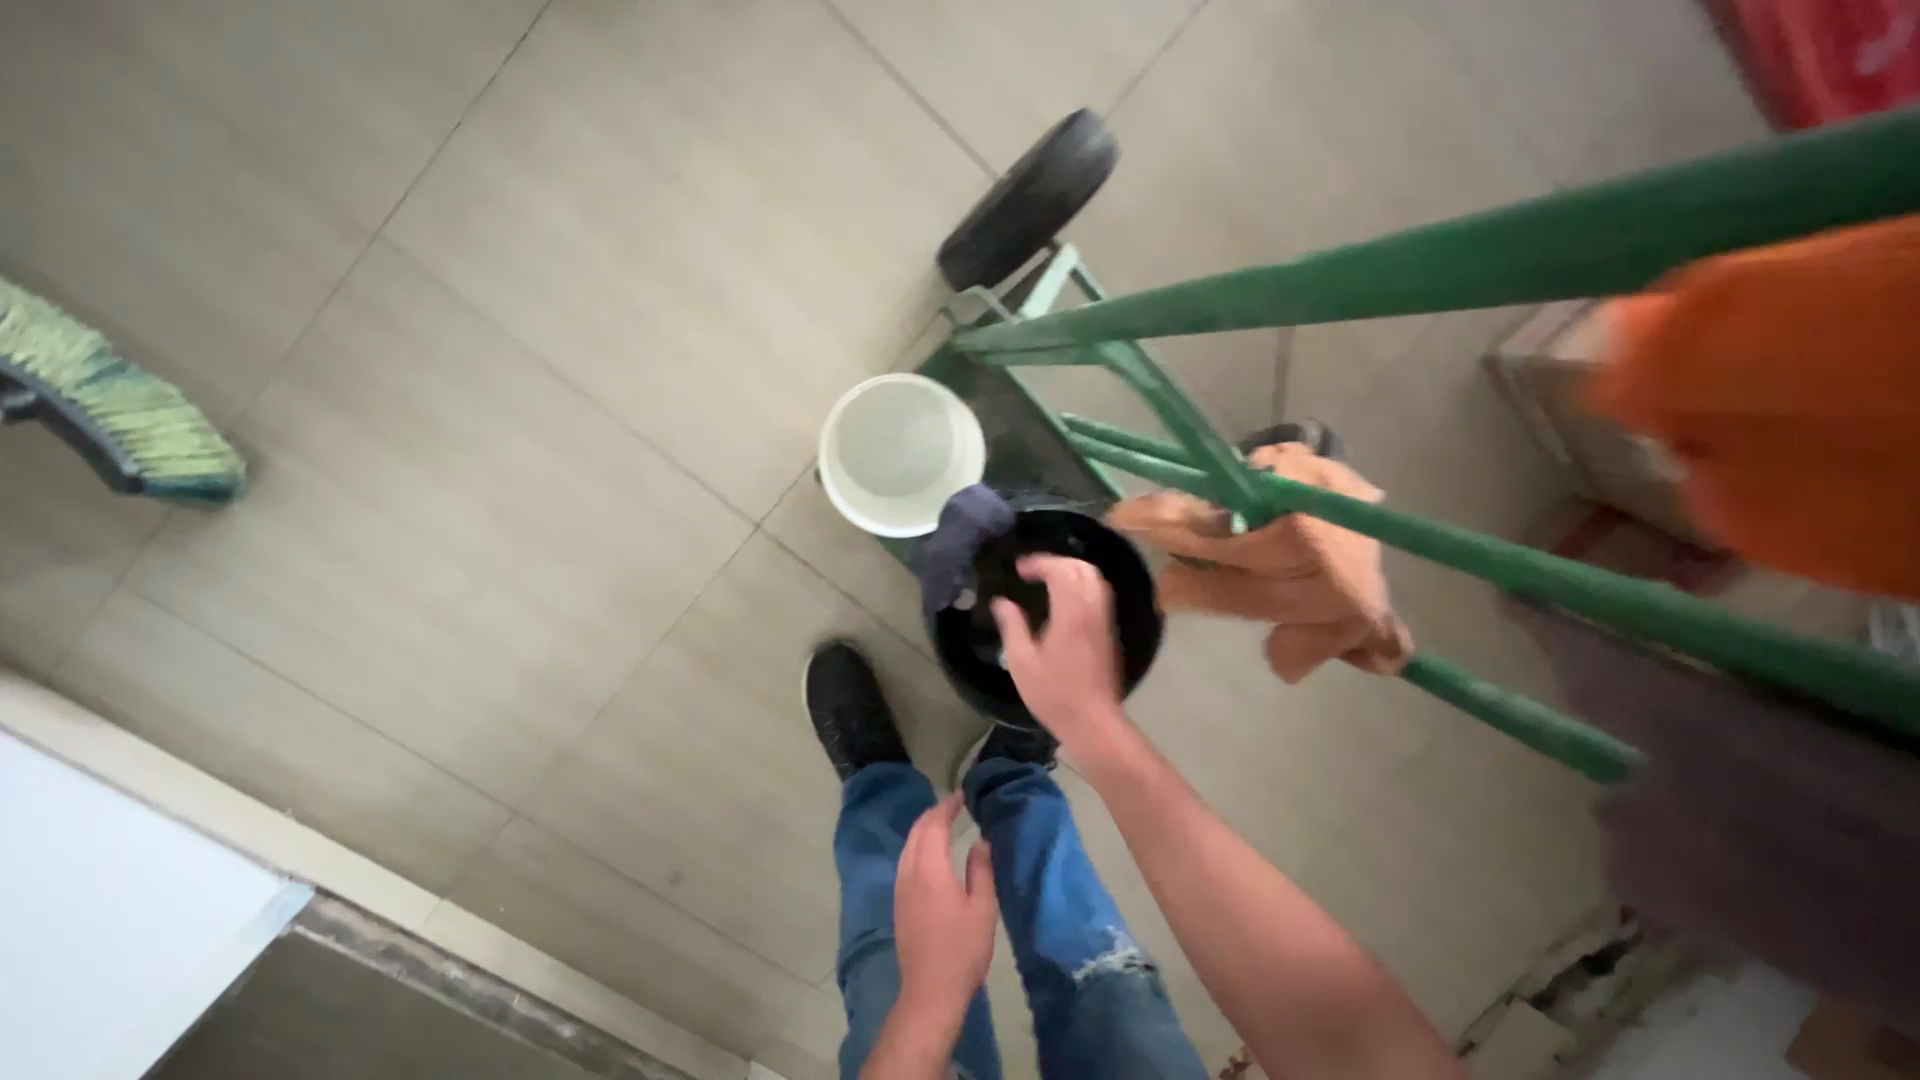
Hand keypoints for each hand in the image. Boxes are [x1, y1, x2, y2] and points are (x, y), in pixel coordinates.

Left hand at [895, 794, 996, 1018]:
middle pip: (917, 832)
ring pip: (908, 846)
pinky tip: (932, 855)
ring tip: (944, 824)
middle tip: (955, 806)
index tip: (963, 796)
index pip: (934, 825)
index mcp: (930, 870)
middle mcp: (909, 873)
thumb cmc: (962, 949)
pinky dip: (918, 847)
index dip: (947, 806)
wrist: (930, 991)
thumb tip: (979, 842)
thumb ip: (981, 870)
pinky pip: (906, 861)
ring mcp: (900, 889)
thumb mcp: (982, 908)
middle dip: (934, 814)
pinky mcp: (899, 903)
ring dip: (924, 830)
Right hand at [990, 554, 1124, 743]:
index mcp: (1070, 614)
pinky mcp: (1108, 631)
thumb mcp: (1021, 662)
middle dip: (1057, 561)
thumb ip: (1012, 626)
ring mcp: (1104, 620)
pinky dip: (1082, 584)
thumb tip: (1001, 602)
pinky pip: (1099, 594)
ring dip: (1071, 571)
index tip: (1019, 569)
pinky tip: (1064, 599)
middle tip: (1033, 570)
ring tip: (1047, 580)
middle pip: (1082, 568)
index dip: (1040, 563)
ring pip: (1095, 579)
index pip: (1061, 571)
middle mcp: (1092, 610)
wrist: (1093, 721)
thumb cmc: (1053, 694)